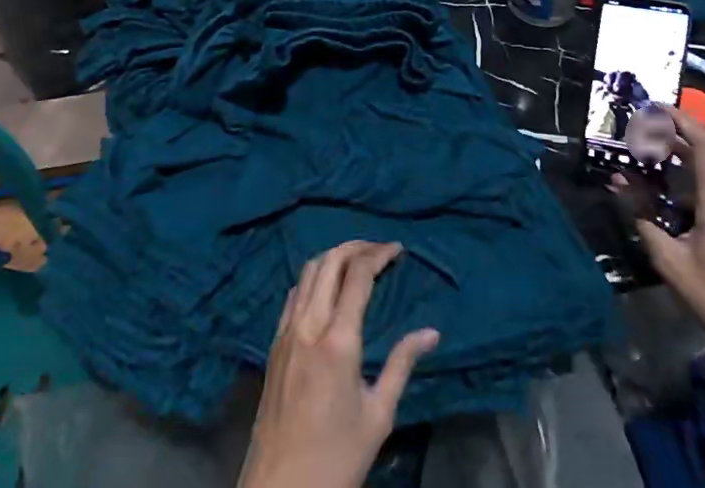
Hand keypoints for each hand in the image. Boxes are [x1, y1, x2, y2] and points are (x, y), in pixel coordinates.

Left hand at [239, 241, 439, 487]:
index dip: (379, 254)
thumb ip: (402, 364)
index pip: (357, 276)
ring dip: (333, 258)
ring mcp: (285, 335)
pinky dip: (313, 278)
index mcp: (338, 342)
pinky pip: (293, 295)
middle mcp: (308, 327)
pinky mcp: (273, 346)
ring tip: (358, 262)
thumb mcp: (379, 414)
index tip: (398, 248)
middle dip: (356, 247)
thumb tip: (431, 332)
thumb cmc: (336, 458)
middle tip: (381, 249)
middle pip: (328, 262)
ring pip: (306, 273)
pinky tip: (328, 289)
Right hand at [627, 107, 704, 377]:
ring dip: (685, 169)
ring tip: (654, 170)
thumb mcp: (670, 261)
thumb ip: (643, 219)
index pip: (703, 144)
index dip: (680, 120)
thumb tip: (618, 184)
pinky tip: (679, 203)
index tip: (657, 106)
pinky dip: (698, 188)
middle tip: (643, 138)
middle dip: (675, 143)